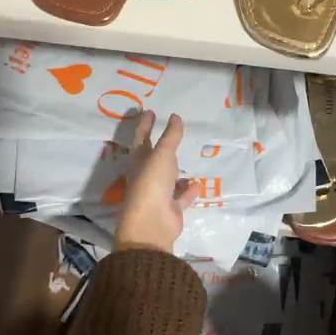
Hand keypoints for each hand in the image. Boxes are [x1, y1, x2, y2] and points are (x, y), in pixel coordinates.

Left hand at [114, 111, 194, 254]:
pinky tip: (197, 183)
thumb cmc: (151, 183)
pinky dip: (188, 190)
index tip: (150, 111)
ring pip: (168, 178)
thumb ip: (170, 137)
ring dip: (175, 170)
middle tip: (171, 132)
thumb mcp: (162, 155)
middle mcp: (146, 176)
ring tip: (186, 159)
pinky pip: (181, 196)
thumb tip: (175, 116)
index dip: (145, 124)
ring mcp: (158, 193)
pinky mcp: (171, 208)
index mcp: (139, 161)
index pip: (141, 138)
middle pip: (153, 157)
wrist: (152, 223)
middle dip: (159, 145)